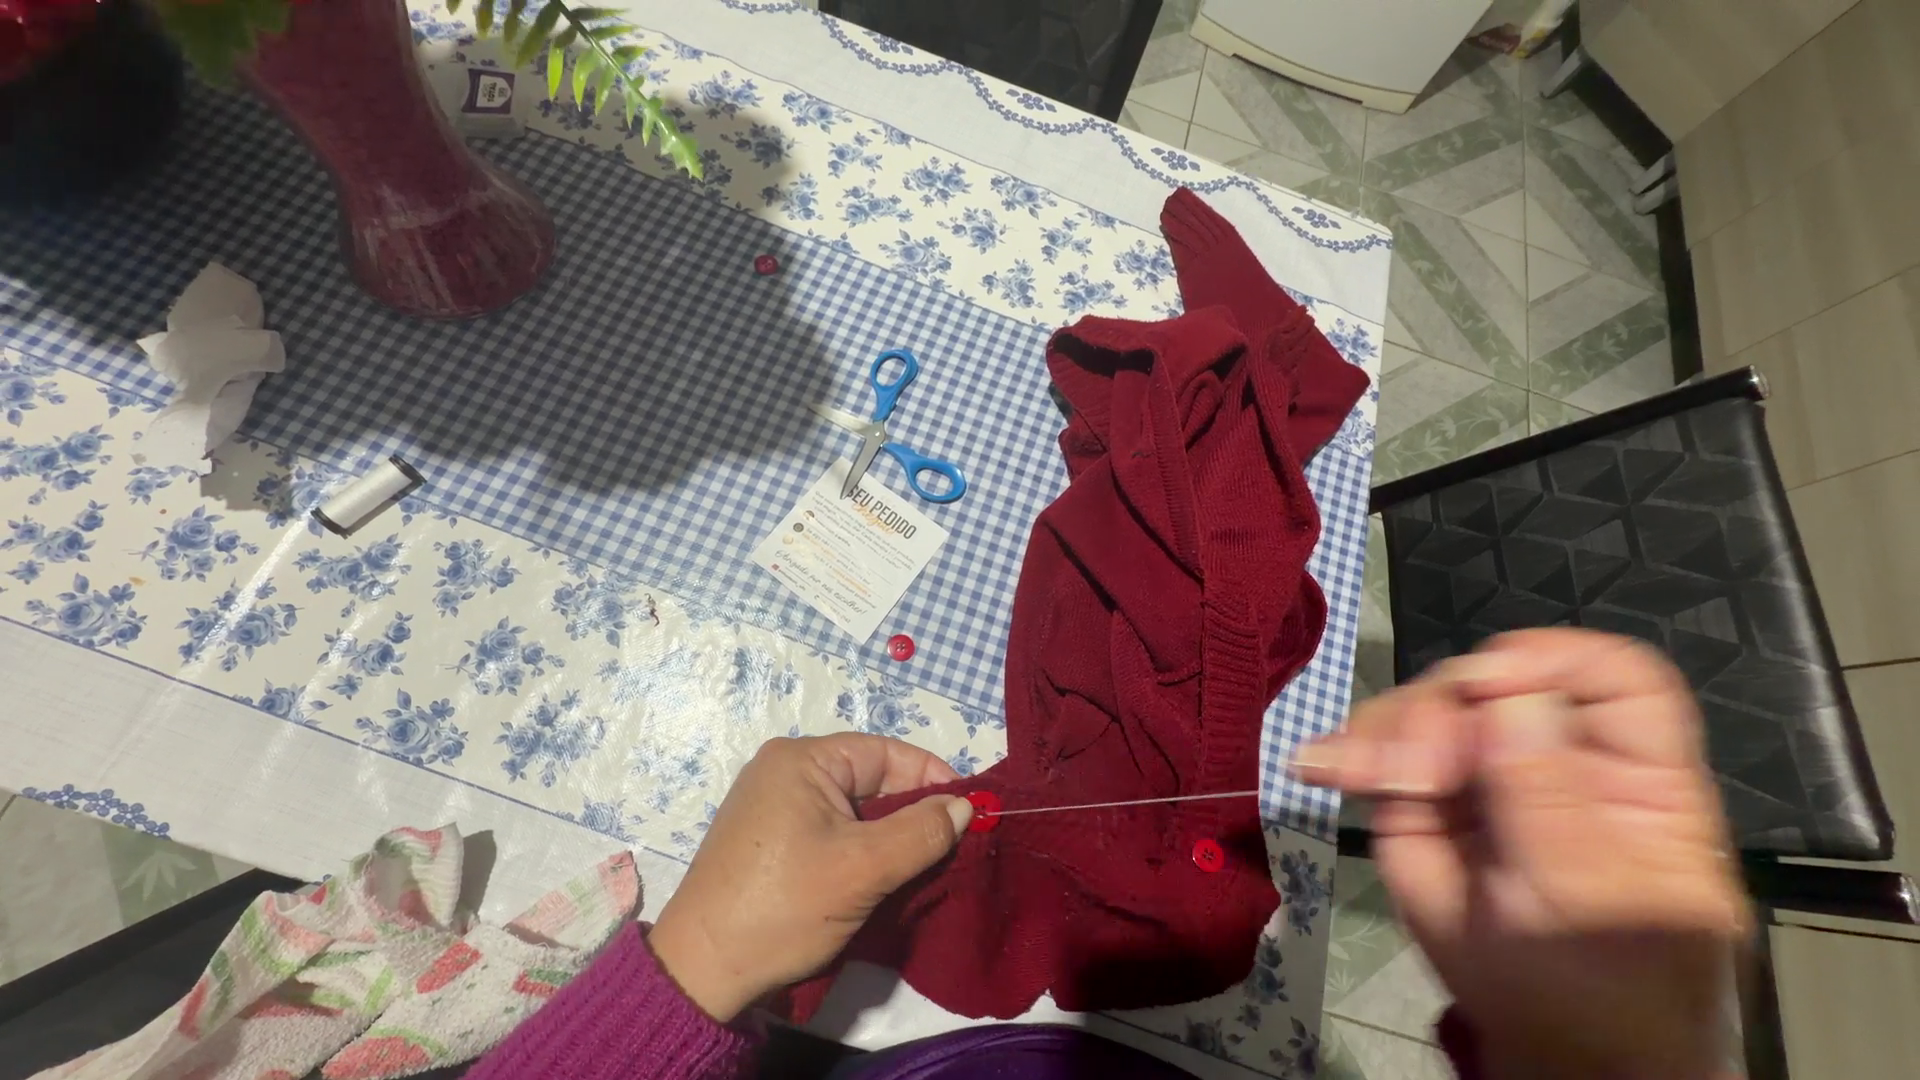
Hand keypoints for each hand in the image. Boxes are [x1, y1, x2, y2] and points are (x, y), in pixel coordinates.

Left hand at [648, 734, 972, 1020]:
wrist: (701, 972)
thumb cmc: (784, 907)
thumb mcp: (863, 869)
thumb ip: (921, 832)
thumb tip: (964, 806)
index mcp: (802, 759)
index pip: (885, 753)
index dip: (932, 777)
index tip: (971, 808)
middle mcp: (785, 768)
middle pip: (870, 778)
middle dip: (913, 808)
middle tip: (953, 840)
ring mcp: (774, 802)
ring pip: (852, 805)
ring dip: (889, 830)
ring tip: (924, 859)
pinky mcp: (770, 835)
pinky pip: (831, 825)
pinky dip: (861, 844)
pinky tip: (883, 870)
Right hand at [1291, 630, 1750, 1079]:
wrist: (1538, 1041)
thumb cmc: (1594, 985)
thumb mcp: (1584, 899)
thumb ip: (1549, 795)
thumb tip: (1507, 694)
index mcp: (1625, 774)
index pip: (1610, 677)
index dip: (1552, 661)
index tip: (1485, 683)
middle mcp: (1549, 753)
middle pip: (1490, 682)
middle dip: (1437, 714)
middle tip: (1408, 777)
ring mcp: (1478, 768)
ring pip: (1422, 705)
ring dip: (1381, 731)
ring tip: (1356, 778)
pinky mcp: (1418, 790)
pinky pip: (1376, 745)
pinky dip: (1346, 750)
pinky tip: (1323, 768)